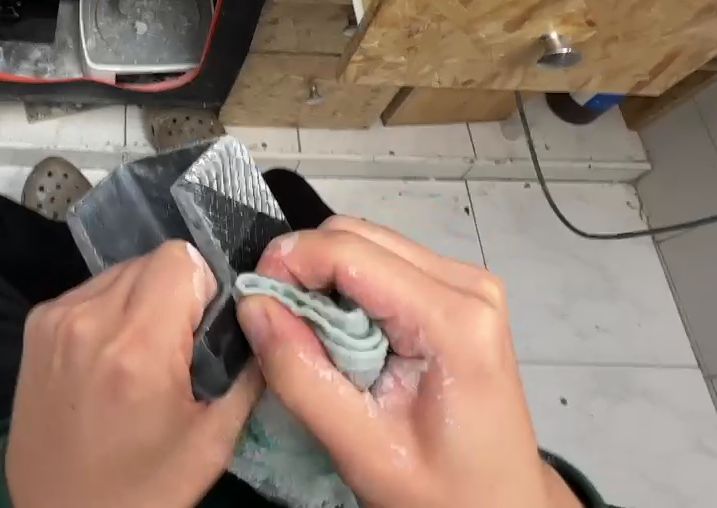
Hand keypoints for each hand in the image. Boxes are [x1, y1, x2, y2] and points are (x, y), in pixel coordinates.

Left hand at [6, 240, 262, 507]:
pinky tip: (109, 355)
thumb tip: (259, 320)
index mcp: (138, 346)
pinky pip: (90, 288)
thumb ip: (243, 372)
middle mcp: (91, 318)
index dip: (201, 286)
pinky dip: (108, 309)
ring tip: (140, 352)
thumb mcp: (210, 443)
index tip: (203, 326)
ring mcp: (56, 316)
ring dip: (140, 297)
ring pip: (120, 270)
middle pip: (151, 260)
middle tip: (177, 346)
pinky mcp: (36, 321)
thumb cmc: (141, 489)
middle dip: (173, 292)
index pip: (180, 258)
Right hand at [236, 218, 580, 507]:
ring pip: (362, 239)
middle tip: (277, 322)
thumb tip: (252, 306)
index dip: (290, 262)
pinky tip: (342, 329)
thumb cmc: (441, 492)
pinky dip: (344, 282)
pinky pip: (378, 258)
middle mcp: (464, 281)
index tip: (254, 302)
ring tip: (309, 332)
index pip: (349, 251)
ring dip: (322, 275)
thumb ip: (301, 375)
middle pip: (354, 235)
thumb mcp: (362, 451)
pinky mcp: (453, 285)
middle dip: (303, 268)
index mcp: (454, 319)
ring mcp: (463, 278)